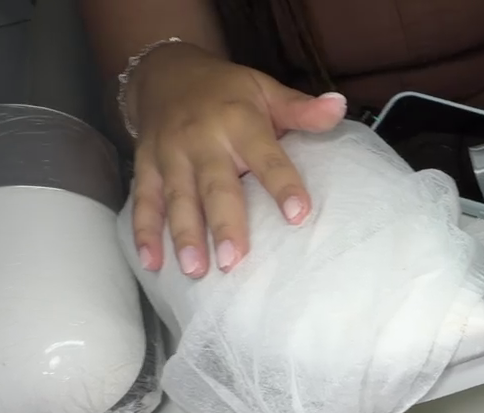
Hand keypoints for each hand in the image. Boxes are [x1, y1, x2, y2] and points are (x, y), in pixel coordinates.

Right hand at [125, 43, 346, 276]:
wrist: (163, 69)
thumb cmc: (229, 93)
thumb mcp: (266, 91)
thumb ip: (300, 109)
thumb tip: (339, 106)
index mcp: (238, 122)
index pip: (265, 157)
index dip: (282, 184)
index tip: (299, 214)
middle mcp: (201, 140)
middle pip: (215, 187)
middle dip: (223, 224)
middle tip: (234, 260)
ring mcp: (170, 155)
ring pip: (177, 199)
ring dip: (184, 235)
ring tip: (195, 270)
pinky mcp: (146, 167)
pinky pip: (144, 201)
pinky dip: (144, 232)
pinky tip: (152, 264)